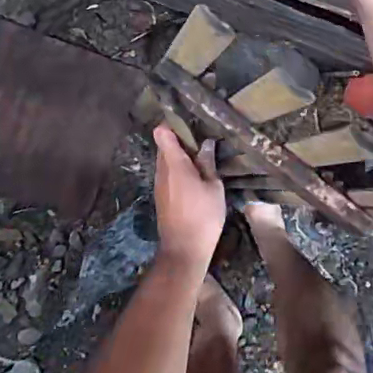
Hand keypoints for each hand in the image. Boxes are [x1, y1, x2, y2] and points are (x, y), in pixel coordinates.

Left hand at [150, 126, 224, 271]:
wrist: (183, 250)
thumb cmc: (203, 216)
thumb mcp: (214, 188)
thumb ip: (208, 163)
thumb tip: (206, 143)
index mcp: (174, 164)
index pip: (162, 133)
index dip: (172, 123)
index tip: (189, 121)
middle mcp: (161, 170)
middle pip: (163, 145)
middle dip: (179, 139)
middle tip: (201, 139)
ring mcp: (159, 184)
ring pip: (165, 160)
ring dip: (179, 155)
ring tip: (201, 157)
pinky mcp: (161, 195)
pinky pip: (167, 173)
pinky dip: (178, 169)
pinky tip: (195, 176)